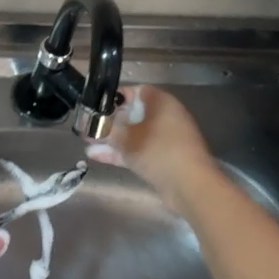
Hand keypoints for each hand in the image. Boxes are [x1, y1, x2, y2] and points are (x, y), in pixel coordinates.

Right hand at [91, 85, 221, 209]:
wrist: (190, 186)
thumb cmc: (158, 151)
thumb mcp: (126, 137)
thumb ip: (107, 128)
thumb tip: (93, 122)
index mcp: (162, 103)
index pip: (135, 91)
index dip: (114, 97)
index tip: (96, 106)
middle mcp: (166, 117)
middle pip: (133, 114)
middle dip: (109, 122)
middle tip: (89, 127)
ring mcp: (166, 139)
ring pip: (134, 135)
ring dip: (112, 139)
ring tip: (88, 143)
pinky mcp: (164, 158)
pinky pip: (139, 150)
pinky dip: (121, 152)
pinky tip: (97, 156)